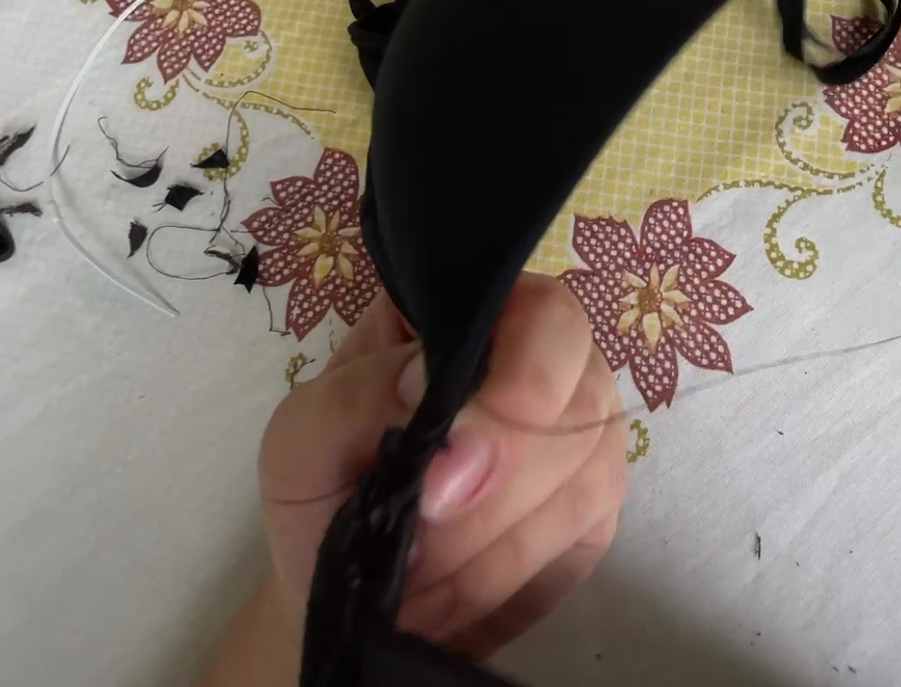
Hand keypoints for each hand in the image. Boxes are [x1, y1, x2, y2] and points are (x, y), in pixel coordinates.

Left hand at [213, 273, 627, 681]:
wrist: (350, 581)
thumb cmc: (327, 488)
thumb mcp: (303, 436)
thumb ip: (354, 397)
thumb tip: (424, 381)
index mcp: (480, 318)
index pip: (545, 314)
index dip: (527, 374)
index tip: (458, 456)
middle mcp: (550, 359)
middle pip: (579, 399)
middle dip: (502, 481)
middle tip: (423, 529)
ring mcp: (583, 428)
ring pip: (588, 472)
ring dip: (496, 541)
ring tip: (419, 572)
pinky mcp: (597, 499)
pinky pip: (590, 528)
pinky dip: (512, 570)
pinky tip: (456, 586)